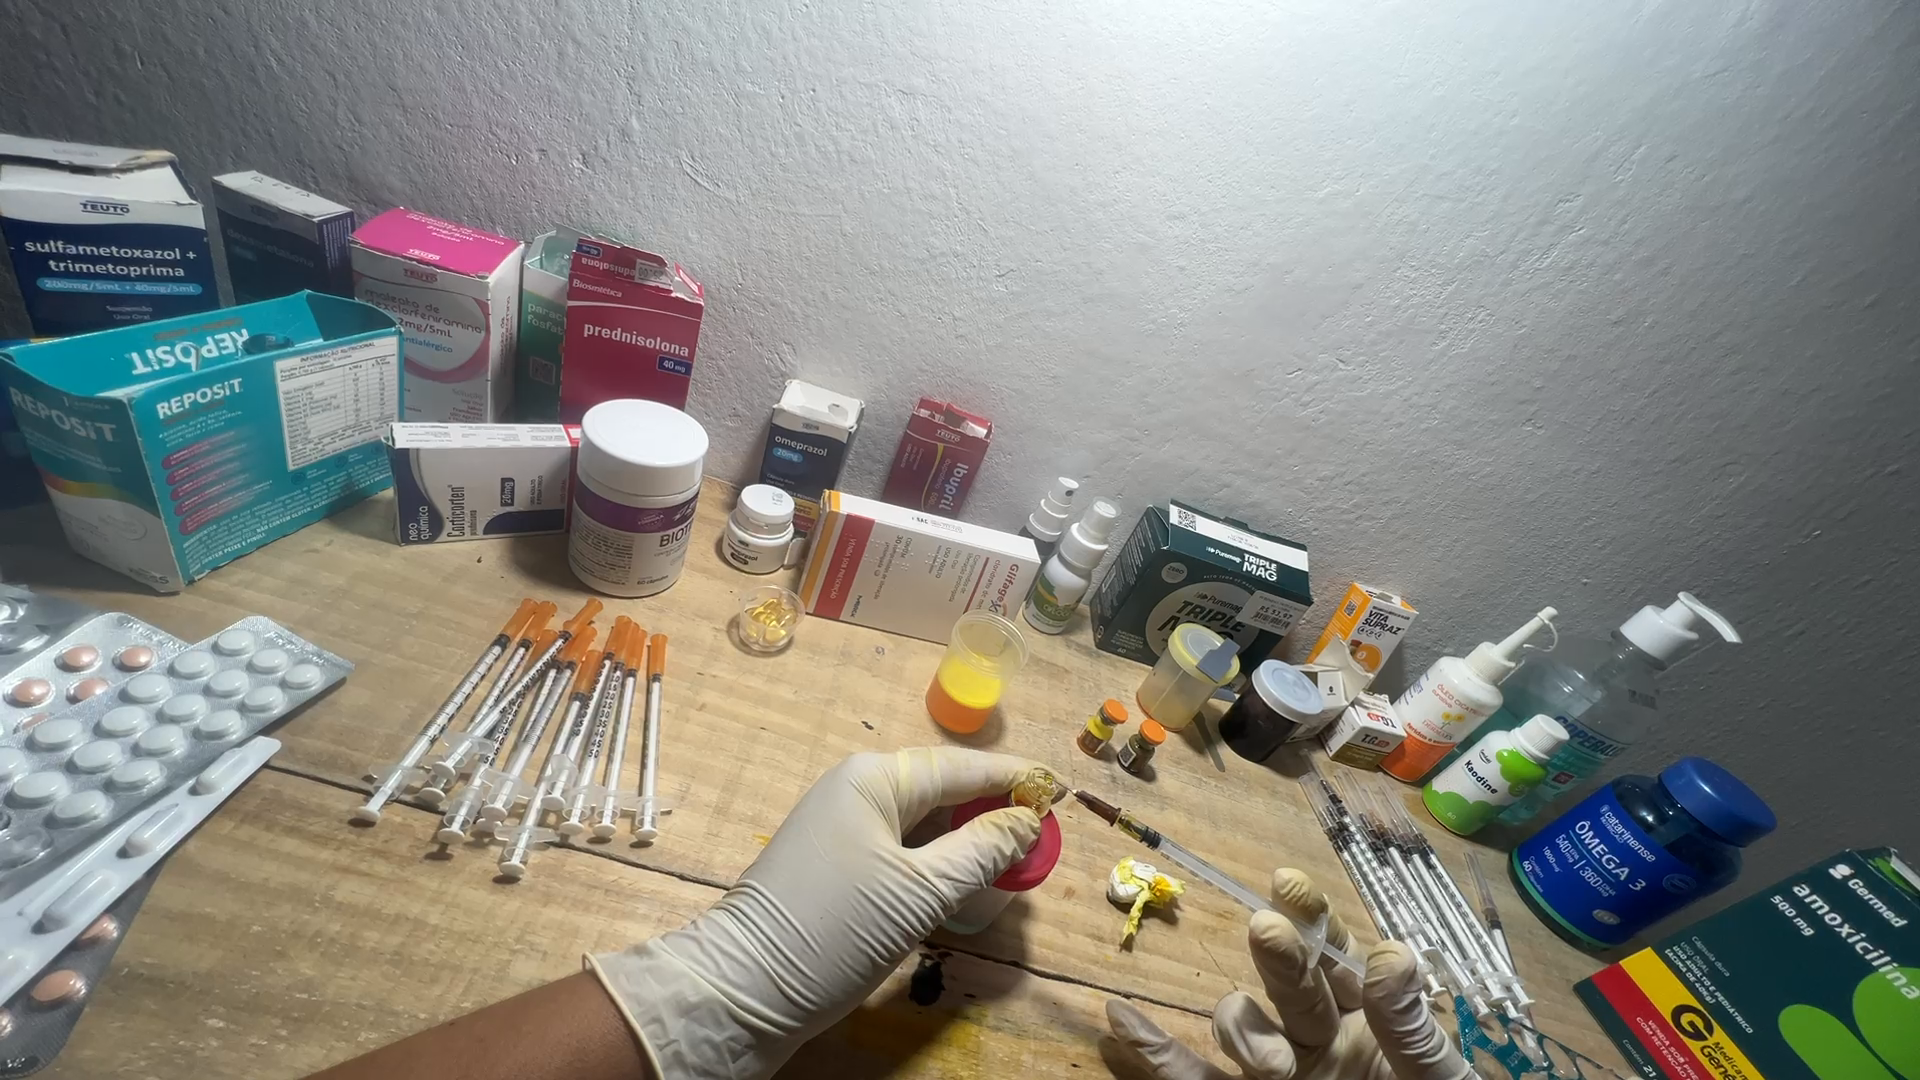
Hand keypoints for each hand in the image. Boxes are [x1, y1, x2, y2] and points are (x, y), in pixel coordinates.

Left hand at [590, 747, 1045, 1079]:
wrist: (737, 993)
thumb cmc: (833, 929)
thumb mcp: (918, 892)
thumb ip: (981, 851)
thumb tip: (1027, 820)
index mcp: (875, 778)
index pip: (960, 766)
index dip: (1014, 776)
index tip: (1059, 786)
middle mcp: (859, 789)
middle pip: (942, 791)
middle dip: (992, 813)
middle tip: (1040, 838)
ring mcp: (844, 825)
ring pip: (923, 823)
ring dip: (966, 842)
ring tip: (1012, 863)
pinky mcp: (837, 862)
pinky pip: (901, 849)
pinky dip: (936, 864)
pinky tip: (963, 883)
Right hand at [1107, 869, 1470, 1079]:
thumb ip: (1410, 1030)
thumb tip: (1393, 955)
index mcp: (1368, 1018)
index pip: (1335, 951)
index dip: (1310, 915)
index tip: (1288, 884)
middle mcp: (1319, 1034)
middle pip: (1288, 981)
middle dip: (1278, 954)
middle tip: (1269, 932)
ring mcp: (1283, 1071)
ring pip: (1242, 1024)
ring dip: (1244, 1028)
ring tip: (1273, 1063)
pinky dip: (1161, 1056)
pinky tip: (1123, 1020)